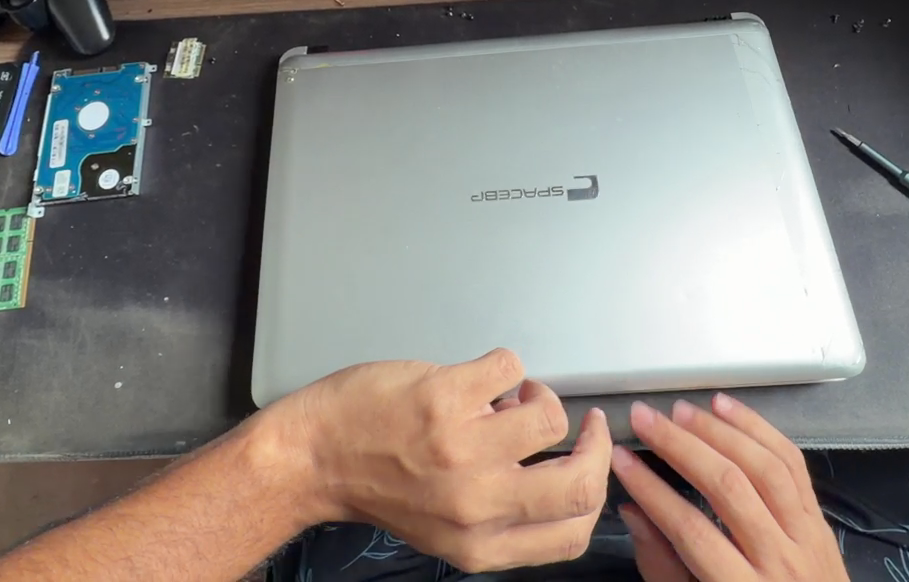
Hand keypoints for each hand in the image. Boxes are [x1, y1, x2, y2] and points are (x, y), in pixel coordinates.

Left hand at [264, 348, 612, 572]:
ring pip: (547, 416)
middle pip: (577, 482)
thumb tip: (543, 466)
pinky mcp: (445, 397)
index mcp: (479, 543)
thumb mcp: (443, 526)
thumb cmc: (372, 482)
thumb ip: (496, 513)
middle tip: (582, 423)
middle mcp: (476, 504)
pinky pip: (509, 368)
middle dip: (593, 443)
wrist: (313, 455)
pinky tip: (479, 375)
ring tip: (511, 393)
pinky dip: (503, 365)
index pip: (569, 532)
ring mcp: (462, 448)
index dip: (595, 491)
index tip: (590, 460)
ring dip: (539, 395)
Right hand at [612, 395, 848, 581]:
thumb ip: (662, 566)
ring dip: (718, 431)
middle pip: (728, 487)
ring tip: (680, 410)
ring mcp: (808, 538)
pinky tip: (725, 407)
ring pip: (764, 467)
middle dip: (679, 446)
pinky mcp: (820, 518)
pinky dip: (758, 427)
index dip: (652, 491)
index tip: (620, 458)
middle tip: (644, 417)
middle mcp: (783, 564)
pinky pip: (792, 462)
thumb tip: (631, 508)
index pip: (692, 531)